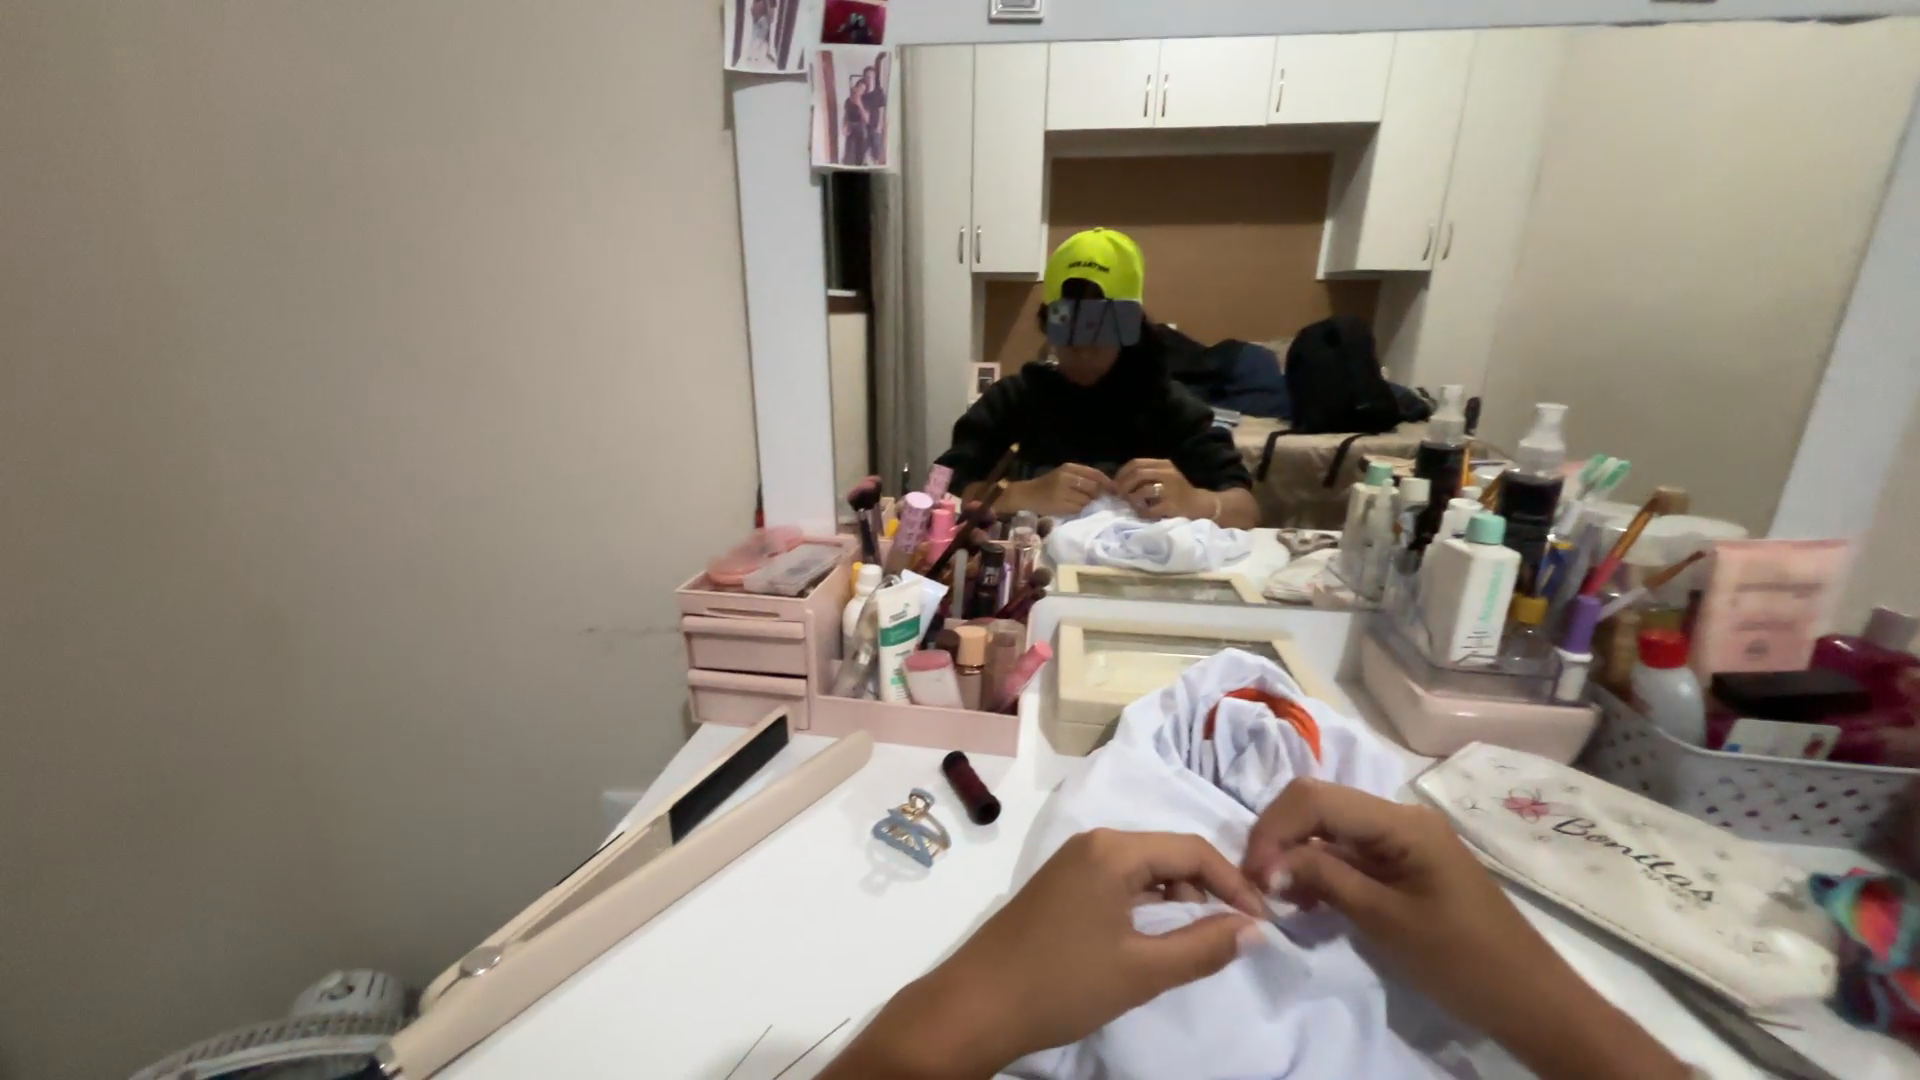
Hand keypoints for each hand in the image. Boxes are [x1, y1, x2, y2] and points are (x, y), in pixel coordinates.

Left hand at [820, 830, 1263, 1078]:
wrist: (978, 1002)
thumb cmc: (1063, 983)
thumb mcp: (1142, 970)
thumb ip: (1203, 946)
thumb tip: (1254, 927)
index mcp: (1113, 849)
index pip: (1191, 848)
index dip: (1234, 882)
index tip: (1265, 921)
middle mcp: (1093, 841)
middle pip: (1167, 852)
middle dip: (1208, 886)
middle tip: (1240, 930)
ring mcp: (1073, 860)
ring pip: (1143, 867)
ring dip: (1178, 895)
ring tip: (1204, 936)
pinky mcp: (1062, 882)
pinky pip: (1119, 880)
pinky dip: (1148, 902)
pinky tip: (1160, 934)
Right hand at [1005, 463, 1110, 516]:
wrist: (1027, 495)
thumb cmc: (1048, 486)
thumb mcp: (1064, 475)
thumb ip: (1082, 478)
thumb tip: (1106, 486)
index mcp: (1069, 468)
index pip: (1095, 474)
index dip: (1107, 483)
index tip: (1115, 490)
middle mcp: (1066, 477)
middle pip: (1093, 487)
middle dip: (1097, 495)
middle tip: (1096, 500)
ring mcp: (1062, 491)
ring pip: (1087, 499)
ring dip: (1088, 504)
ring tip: (1081, 504)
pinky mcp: (1059, 504)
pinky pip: (1078, 508)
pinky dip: (1079, 510)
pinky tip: (1073, 509)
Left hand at [1115, 459, 1206, 520]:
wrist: (1200, 505)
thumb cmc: (1177, 491)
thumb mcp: (1164, 476)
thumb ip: (1145, 475)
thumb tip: (1118, 482)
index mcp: (1164, 465)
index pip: (1136, 463)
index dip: (1122, 473)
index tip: (1116, 483)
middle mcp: (1168, 474)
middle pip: (1138, 474)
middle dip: (1123, 485)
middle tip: (1119, 495)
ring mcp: (1171, 490)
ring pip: (1142, 490)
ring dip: (1131, 498)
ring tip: (1130, 503)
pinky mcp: (1172, 506)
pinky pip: (1149, 509)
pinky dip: (1141, 512)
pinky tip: (1142, 512)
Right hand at [1242, 780, 1689, 1079]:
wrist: (1536, 1005)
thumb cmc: (1463, 962)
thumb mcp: (1384, 920)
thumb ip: (1323, 877)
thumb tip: (1266, 863)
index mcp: (1401, 820)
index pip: (1314, 798)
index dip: (1273, 828)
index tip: (1253, 873)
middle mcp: (1398, 815)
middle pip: (1317, 803)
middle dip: (1279, 836)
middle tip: (1258, 882)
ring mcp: (1401, 836)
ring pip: (1327, 824)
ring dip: (1294, 852)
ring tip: (1279, 894)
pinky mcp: (1400, 859)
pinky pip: (1345, 847)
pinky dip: (1317, 865)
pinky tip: (1306, 896)